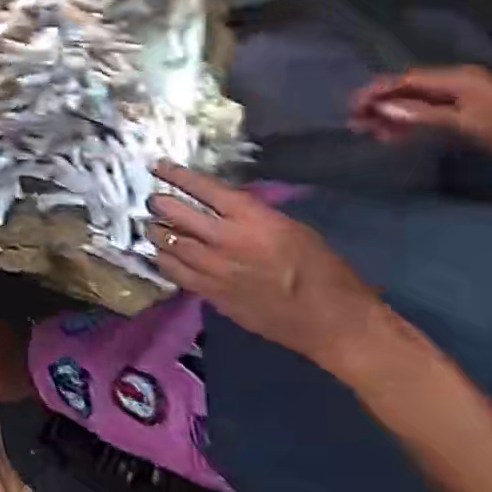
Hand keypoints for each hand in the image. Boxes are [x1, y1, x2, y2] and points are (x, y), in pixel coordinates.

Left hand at [149, 163, 385, 375]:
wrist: (336, 324)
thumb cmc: (325, 273)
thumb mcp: (293, 230)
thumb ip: (250, 215)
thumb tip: (215, 204)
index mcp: (254, 220)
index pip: (204, 188)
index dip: (177, 175)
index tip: (159, 167)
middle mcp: (226, 239)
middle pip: (172, 211)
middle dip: (159, 202)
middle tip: (156, 201)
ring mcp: (210, 265)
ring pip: (162, 238)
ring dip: (155, 229)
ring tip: (157, 226)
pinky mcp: (204, 289)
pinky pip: (167, 266)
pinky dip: (161, 256)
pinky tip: (164, 252)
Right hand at [351, 65, 491, 163]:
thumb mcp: (469, 124)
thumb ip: (421, 114)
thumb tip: (381, 108)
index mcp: (458, 79)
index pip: (401, 79)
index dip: (372, 93)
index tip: (350, 111)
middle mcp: (461, 81)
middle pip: (408, 89)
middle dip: (380, 106)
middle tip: (359, 127)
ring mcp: (471, 94)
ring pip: (419, 101)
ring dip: (395, 116)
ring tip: (376, 135)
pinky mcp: (477, 108)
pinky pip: (435, 109)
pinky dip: (414, 120)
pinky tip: (403, 134)